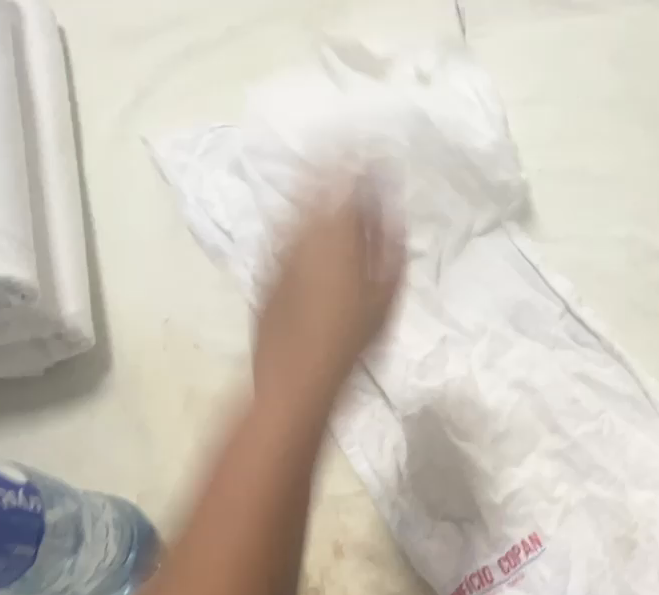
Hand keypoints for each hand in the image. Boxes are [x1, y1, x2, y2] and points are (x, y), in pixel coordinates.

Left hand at [252, 173, 403, 396]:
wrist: (293, 375)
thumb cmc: (349, 340)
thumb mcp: (385, 296)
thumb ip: (389, 248)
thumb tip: (392, 213)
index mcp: (336, 229)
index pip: (352, 178)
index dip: (367, 164)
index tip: (379, 155)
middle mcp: (302, 227)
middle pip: (319, 181)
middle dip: (337, 163)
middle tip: (353, 154)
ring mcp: (278, 246)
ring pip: (299, 202)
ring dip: (317, 186)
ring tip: (332, 178)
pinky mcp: (266, 265)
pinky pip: (287, 227)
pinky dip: (302, 217)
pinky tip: (312, 224)